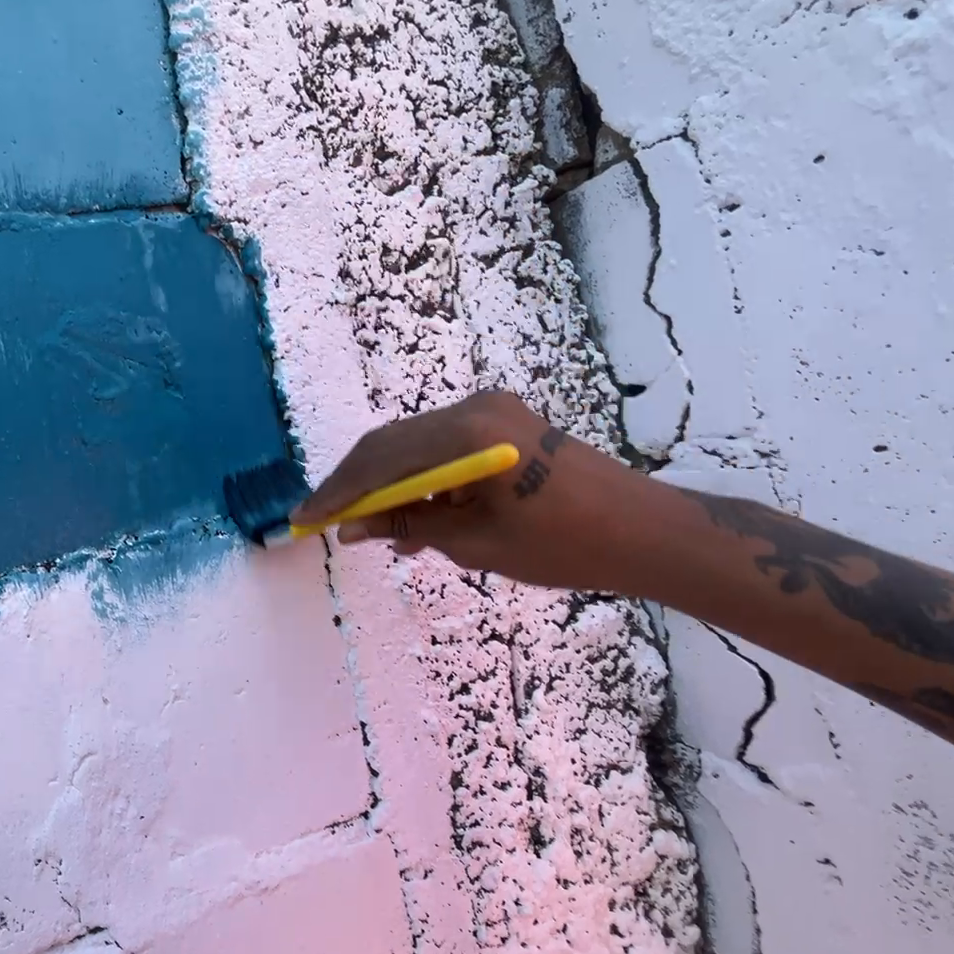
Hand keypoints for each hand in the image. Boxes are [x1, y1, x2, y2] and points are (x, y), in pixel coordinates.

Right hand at [291, 391, 652, 591]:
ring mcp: (490, 409)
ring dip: (384, 483)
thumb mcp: (474, 542)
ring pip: (410, 445)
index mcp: (467, 433)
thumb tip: (349, 528)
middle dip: (352, 484)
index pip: (379, 461)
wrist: (650, 532)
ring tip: (364, 525)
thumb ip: (405, 525)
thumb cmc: (566, 545)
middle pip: (388, 444)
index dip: (336, 492)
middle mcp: (473, 408)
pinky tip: (408, 514)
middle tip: (323, 519)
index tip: (302, 519)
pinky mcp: (502, 420)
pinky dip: (417, 478)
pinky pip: (439, 447)